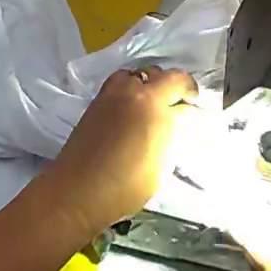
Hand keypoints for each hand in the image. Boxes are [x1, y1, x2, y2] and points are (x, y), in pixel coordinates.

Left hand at [44, 65, 196, 238]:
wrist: (75, 195)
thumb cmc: (126, 185)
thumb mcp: (163, 161)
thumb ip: (175, 131)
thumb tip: (181, 117)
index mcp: (152, 101)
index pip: (181, 82)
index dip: (192, 93)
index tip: (195, 107)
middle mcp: (132, 90)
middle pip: (161, 74)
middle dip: (173, 87)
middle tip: (177, 107)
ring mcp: (111, 94)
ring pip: (138, 74)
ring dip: (150, 85)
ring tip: (153, 106)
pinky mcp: (96, 103)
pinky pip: (121, 84)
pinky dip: (131, 90)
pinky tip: (133, 111)